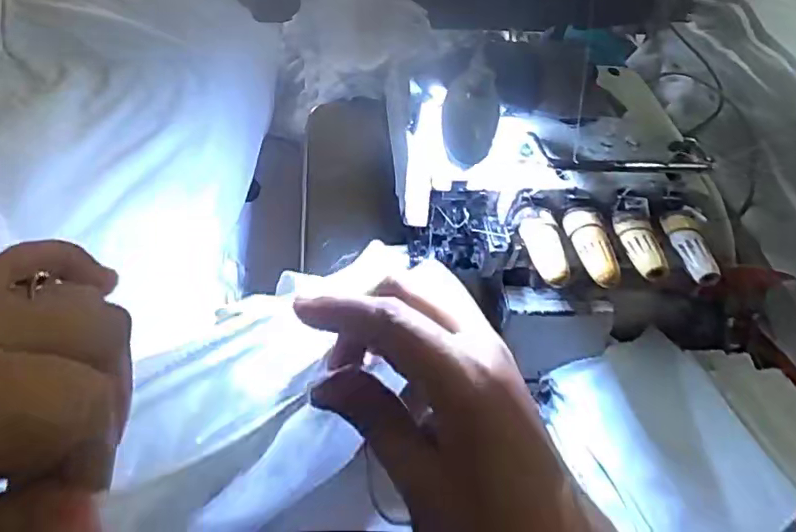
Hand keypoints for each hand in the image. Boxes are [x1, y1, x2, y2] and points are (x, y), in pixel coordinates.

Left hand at [0, 242, 132, 531]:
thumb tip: (97, 509)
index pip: (77, 396)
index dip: (93, 461)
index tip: (67, 515)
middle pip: (92, 329)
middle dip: (106, 402)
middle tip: (68, 479)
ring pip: (72, 299)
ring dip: (96, 355)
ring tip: (69, 426)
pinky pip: (15, 267)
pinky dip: (67, 272)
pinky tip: (98, 286)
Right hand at [294, 262, 606, 531]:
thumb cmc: (486, 518)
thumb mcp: (422, 482)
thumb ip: (375, 420)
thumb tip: (326, 384)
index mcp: (462, 372)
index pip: (392, 318)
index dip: (341, 309)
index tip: (299, 309)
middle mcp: (481, 340)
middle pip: (414, 287)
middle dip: (364, 304)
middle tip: (330, 354)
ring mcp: (493, 343)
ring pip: (434, 291)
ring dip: (390, 309)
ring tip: (358, 359)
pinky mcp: (496, 356)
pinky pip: (448, 315)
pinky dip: (414, 323)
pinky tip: (397, 374)